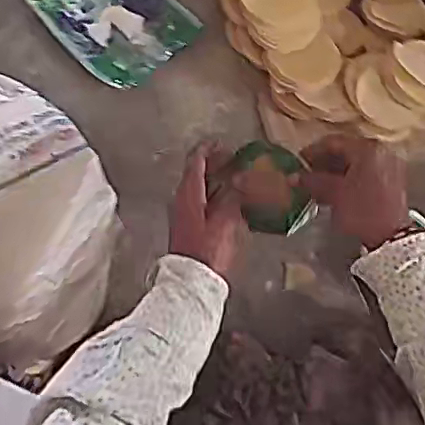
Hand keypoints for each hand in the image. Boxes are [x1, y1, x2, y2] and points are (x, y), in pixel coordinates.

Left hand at [170, 143, 246, 277]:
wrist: (192, 281)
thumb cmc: (207, 250)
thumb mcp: (225, 220)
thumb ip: (234, 196)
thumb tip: (241, 179)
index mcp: (188, 194)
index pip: (195, 161)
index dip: (208, 149)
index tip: (222, 143)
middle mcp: (183, 200)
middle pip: (197, 172)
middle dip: (216, 163)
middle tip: (235, 159)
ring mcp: (185, 213)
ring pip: (201, 187)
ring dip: (218, 179)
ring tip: (239, 177)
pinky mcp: (191, 225)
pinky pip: (204, 201)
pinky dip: (217, 194)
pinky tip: (233, 199)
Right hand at [298, 135, 411, 249]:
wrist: (391, 238)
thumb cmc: (362, 211)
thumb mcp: (334, 194)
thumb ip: (313, 181)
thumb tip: (294, 176)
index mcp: (367, 148)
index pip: (334, 142)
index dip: (313, 151)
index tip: (298, 161)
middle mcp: (381, 151)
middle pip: (346, 150)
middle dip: (325, 161)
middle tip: (307, 172)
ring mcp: (390, 164)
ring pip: (356, 161)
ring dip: (336, 170)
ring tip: (318, 183)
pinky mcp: (393, 179)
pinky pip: (366, 170)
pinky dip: (350, 176)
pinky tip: (337, 189)